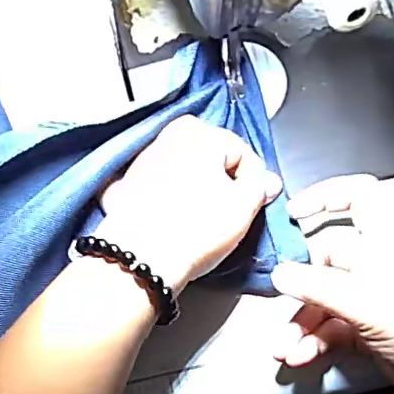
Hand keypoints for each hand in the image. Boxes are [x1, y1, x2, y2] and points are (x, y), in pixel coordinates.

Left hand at [92, 117, 282, 290]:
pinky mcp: (126, 190)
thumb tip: (266, 182)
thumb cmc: (193, 231)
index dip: (254, 183)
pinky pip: (162, 194)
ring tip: (201, 226)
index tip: (254, 205)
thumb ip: (260, 187)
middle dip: (223, 187)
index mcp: (199, 132)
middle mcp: (167, 138)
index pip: (243, 153)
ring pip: (185, 176)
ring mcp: (142, 163)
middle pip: (212, 162)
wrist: (139, 260)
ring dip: (198, 196)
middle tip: (228, 217)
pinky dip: (172, 205)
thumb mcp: (244, 208)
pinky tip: (177, 226)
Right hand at [270, 175, 393, 393]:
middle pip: (326, 260)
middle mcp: (380, 261)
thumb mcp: (368, 299)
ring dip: (301, 324)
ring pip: (325, 300)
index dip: (325, 198)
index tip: (291, 214)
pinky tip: (300, 356)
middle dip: (298, 287)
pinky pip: (331, 329)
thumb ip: (319, 285)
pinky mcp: (369, 330)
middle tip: (276, 306)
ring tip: (284, 347)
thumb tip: (279, 274)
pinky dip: (314, 342)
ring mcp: (374, 297)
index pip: (357, 197)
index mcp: (389, 237)